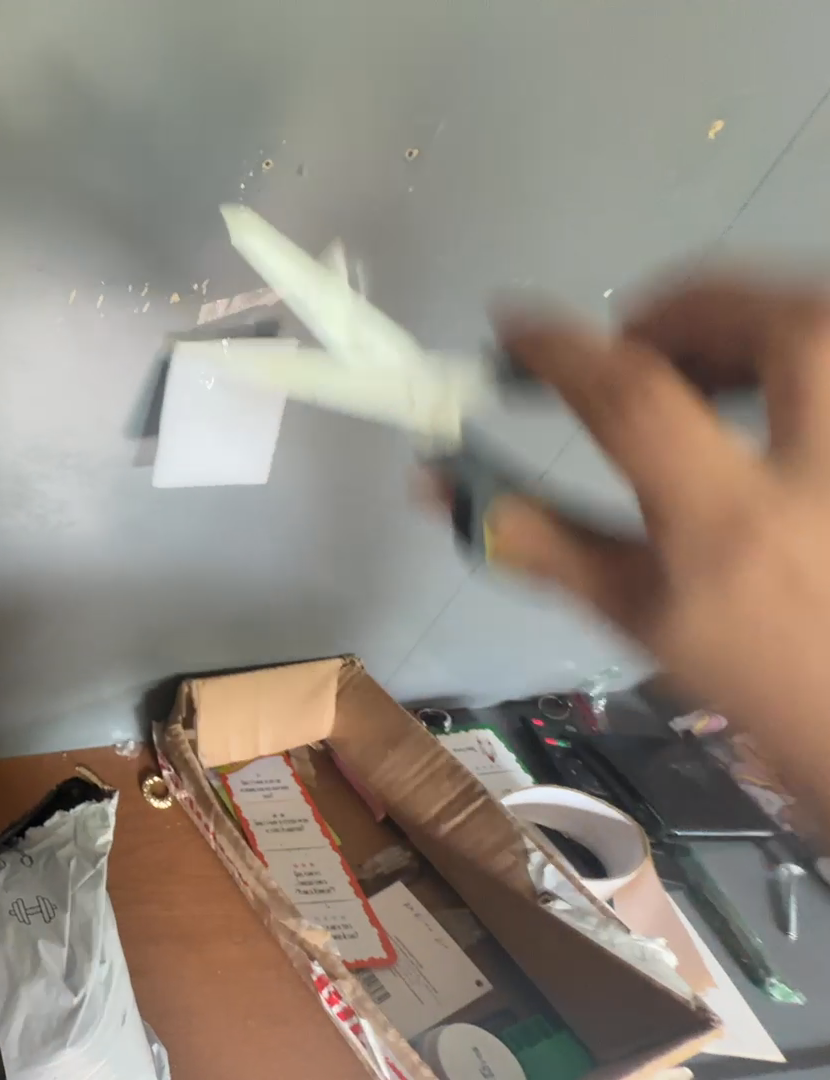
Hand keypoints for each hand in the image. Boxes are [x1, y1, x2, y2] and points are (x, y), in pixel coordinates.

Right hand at [488, 277, 829, 820]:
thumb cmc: (749, 670)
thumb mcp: (625, 608)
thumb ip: (532, 536)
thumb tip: (432, 482)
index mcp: (727, 523)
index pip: (638, 403)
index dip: (565, 351)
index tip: (515, 328)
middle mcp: (825, 475)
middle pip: (793, 329)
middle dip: (695, 308)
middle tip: (633, 336)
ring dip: (757, 320)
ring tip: (701, 357)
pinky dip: (803, 351)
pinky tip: (766, 384)